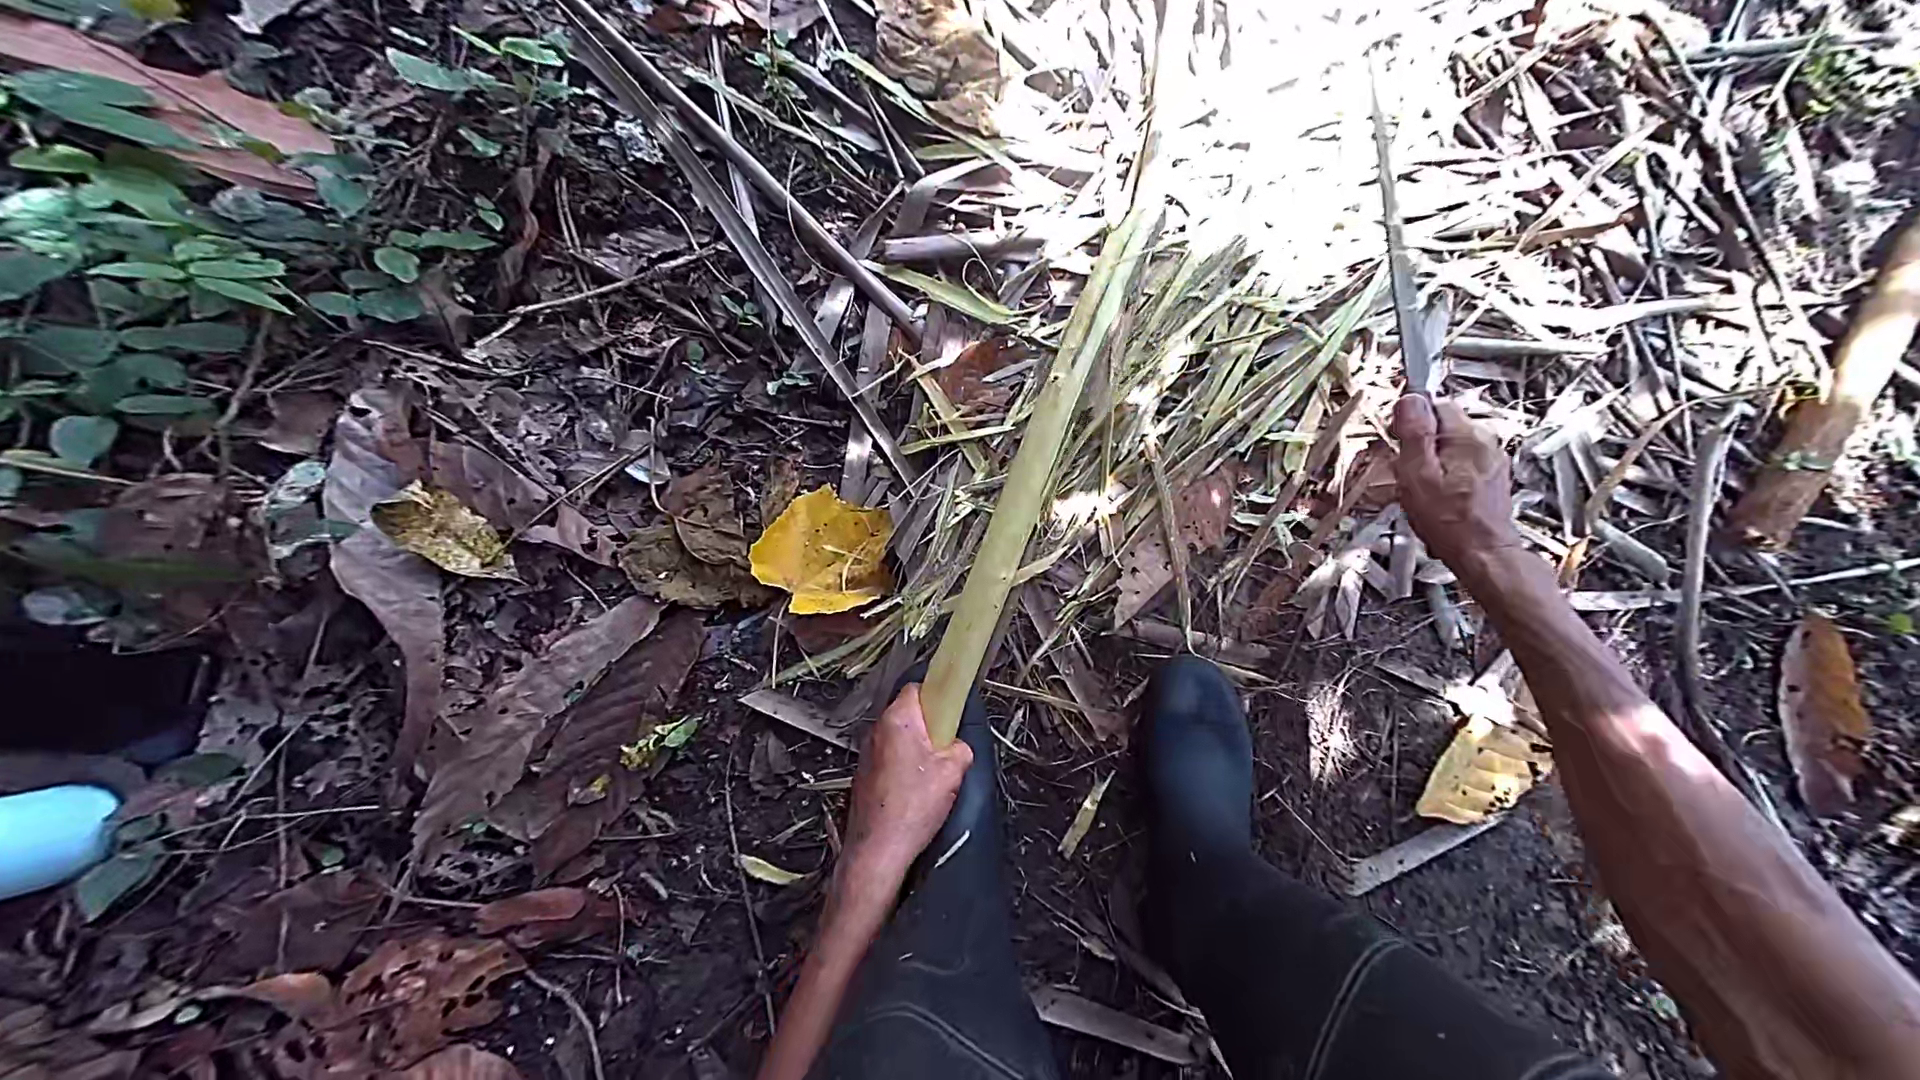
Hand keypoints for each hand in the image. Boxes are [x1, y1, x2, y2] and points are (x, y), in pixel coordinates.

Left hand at [840, 684, 973, 884]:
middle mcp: (878, 730)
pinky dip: (904, 767)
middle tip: (945, 748)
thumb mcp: (953, 772)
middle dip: (930, 727)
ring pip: (900, 737)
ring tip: (931, 775)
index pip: (918, 687)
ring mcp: (868, 752)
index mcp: (899, 720)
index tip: (951, 707)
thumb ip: (961, 748)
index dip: (937, 695)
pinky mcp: (866, 772)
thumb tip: (958, 747)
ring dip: (917, 749)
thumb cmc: (908, 811)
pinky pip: (891, 757)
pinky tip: (916, 790)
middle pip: (910, 713)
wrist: (878, 849)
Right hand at [1390, 395, 1523, 571]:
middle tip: (1406, 470)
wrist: (1481, 552)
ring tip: (1420, 485)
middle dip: (1420, 442)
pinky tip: (1436, 494)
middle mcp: (1486, 442)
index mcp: (1468, 436)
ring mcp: (1492, 460)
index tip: (1398, 441)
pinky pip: (1460, 462)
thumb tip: (1410, 400)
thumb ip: (1414, 434)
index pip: (1435, 405)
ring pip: (1451, 445)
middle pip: (1443, 425)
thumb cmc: (1447, 519)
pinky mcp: (1491, 477)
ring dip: (1432, 459)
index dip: (1411, 421)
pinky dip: (1445, 473)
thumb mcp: (1417, 474)